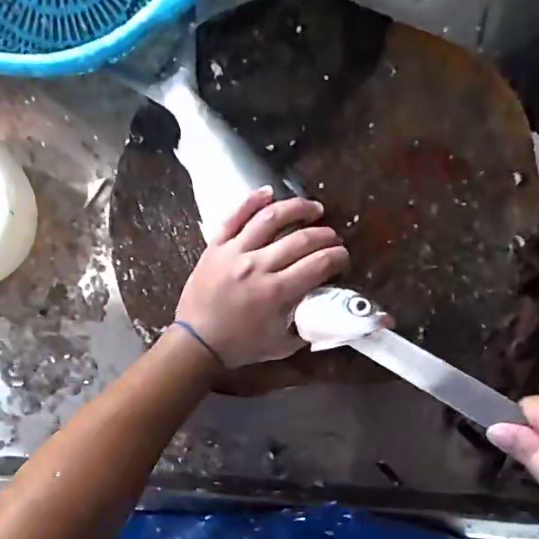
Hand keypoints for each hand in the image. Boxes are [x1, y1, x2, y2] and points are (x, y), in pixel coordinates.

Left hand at [174, 189, 349, 368]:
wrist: (195, 341)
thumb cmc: (239, 346)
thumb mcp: (281, 344)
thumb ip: (308, 327)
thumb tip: (329, 312)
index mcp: (276, 291)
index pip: (320, 263)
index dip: (338, 257)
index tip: (342, 258)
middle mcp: (257, 266)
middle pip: (302, 239)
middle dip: (325, 236)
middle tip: (332, 238)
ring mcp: (234, 252)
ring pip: (271, 219)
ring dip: (297, 208)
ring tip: (313, 209)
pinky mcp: (215, 246)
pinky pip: (235, 217)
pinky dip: (252, 201)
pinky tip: (269, 193)